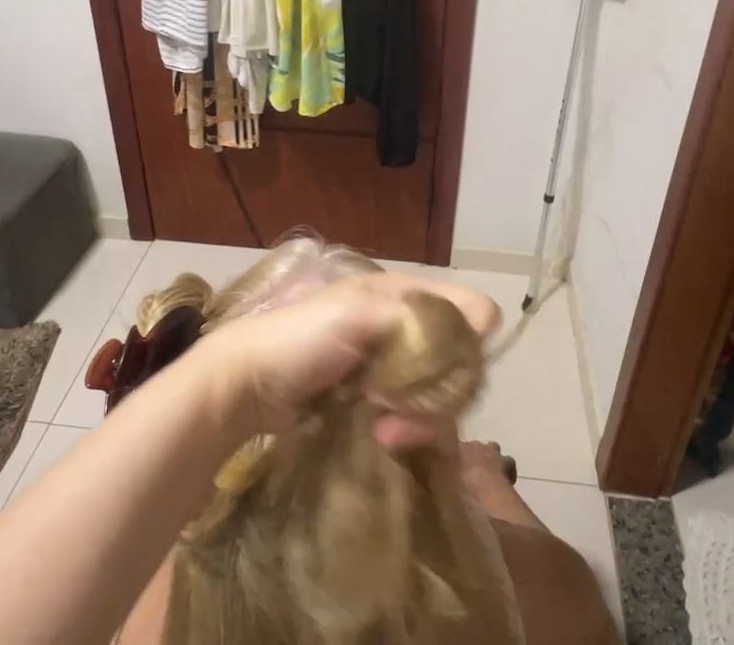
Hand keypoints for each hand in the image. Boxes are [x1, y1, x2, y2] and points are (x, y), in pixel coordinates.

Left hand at [192, 274, 500, 449]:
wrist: (244, 384)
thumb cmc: (298, 340)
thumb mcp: (355, 314)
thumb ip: (418, 314)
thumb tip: (488, 318)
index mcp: (402, 295)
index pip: (469, 311)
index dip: (468, 342)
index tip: (450, 371)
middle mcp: (406, 328)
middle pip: (460, 361)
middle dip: (441, 392)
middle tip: (403, 413)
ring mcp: (394, 367)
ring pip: (442, 394)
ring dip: (423, 418)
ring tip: (387, 433)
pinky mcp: (381, 402)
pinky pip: (419, 417)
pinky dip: (409, 430)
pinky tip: (384, 437)